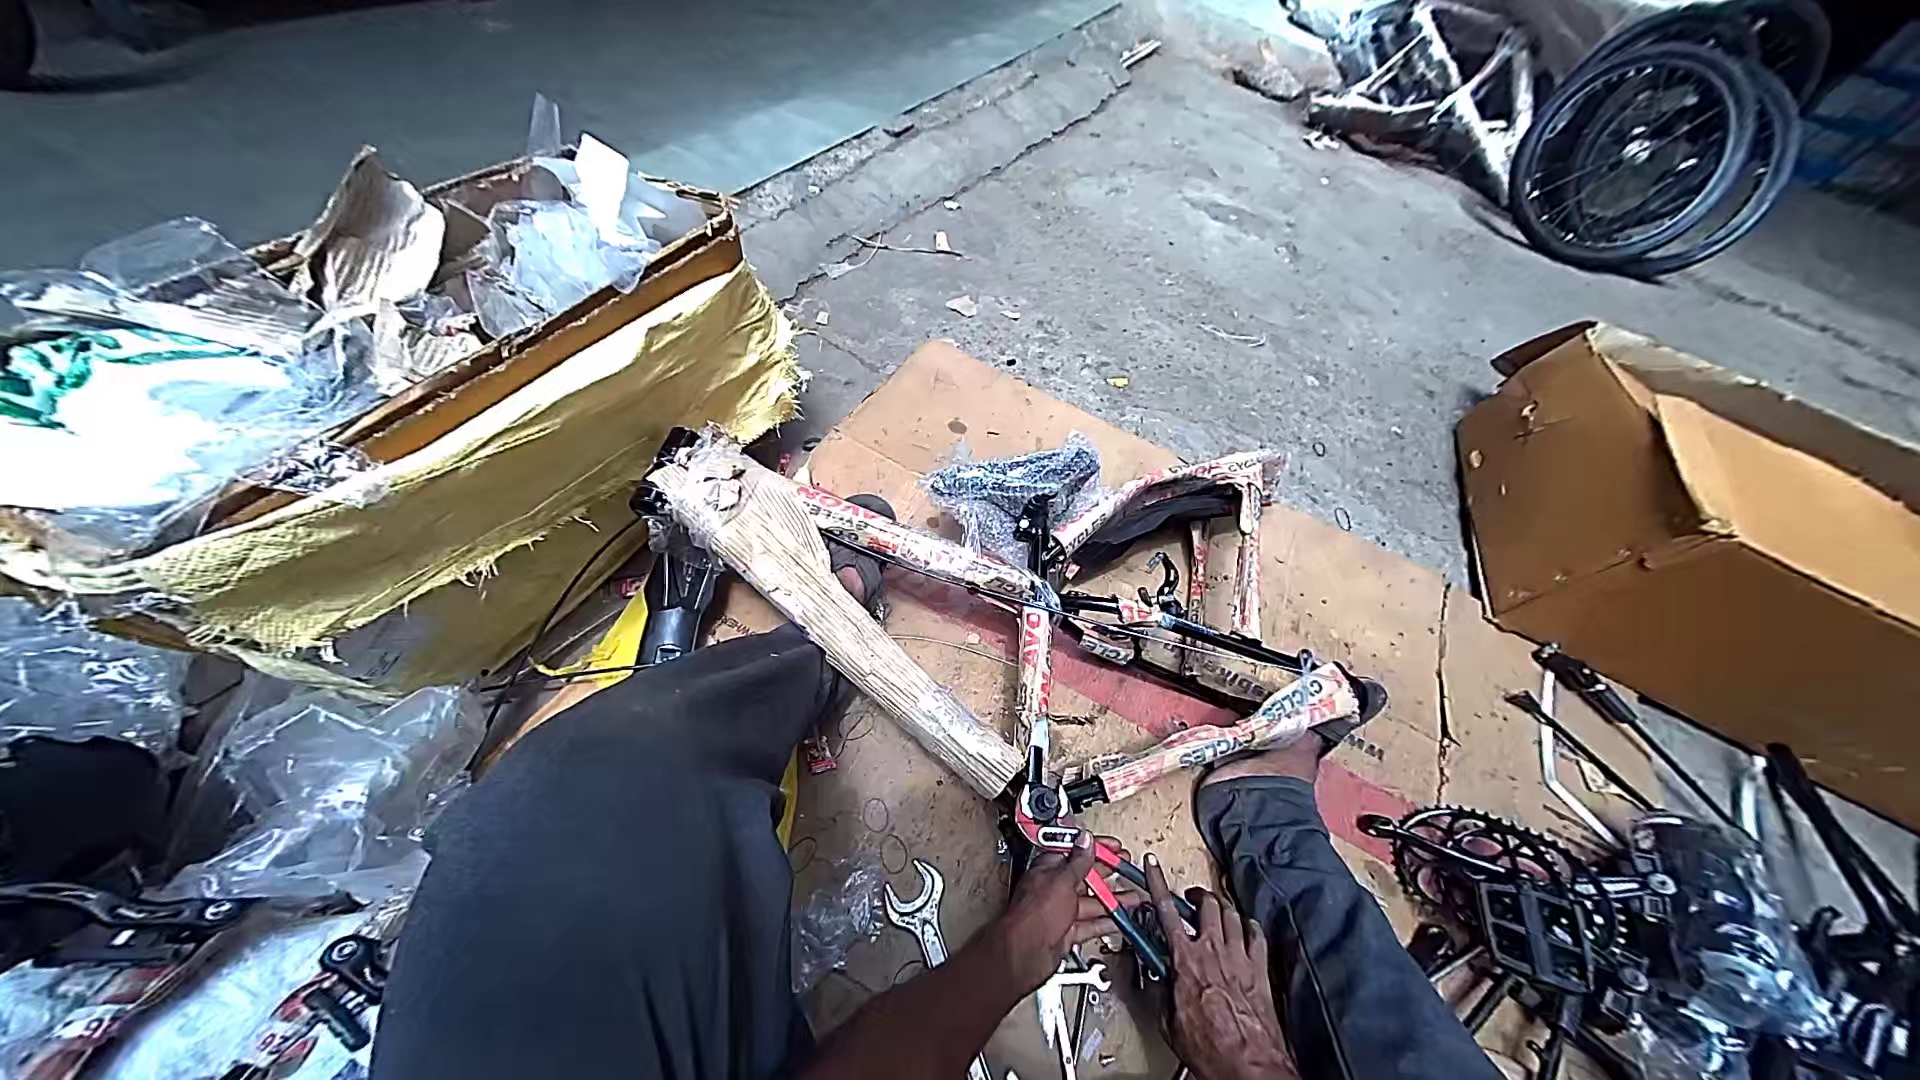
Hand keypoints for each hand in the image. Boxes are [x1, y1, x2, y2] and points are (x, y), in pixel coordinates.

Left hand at [992, 831, 1114, 992]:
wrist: (1025, 953)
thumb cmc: (1034, 914)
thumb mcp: (1062, 881)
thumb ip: (1078, 862)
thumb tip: (1086, 840)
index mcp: (1050, 867)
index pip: (1076, 851)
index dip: (1096, 847)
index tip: (1114, 847)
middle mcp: (1054, 886)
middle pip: (1086, 875)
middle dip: (1108, 872)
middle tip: (1127, 867)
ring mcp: (1060, 910)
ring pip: (1091, 901)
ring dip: (1112, 899)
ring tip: (1133, 897)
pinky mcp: (1066, 931)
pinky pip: (1090, 923)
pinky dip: (1105, 921)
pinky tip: (1119, 919)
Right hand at [1145, 858, 1297, 1079]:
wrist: (1248, 1069)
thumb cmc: (1211, 1049)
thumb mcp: (1169, 1020)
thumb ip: (1162, 990)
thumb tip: (1159, 979)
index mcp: (1185, 959)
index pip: (1165, 909)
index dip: (1157, 881)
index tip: (1152, 865)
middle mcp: (1212, 950)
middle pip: (1207, 904)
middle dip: (1198, 897)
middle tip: (1193, 900)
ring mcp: (1239, 957)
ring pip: (1232, 913)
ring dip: (1222, 908)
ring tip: (1218, 911)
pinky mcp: (1260, 971)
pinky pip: (1256, 935)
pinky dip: (1249, 927)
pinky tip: (1246, 928)